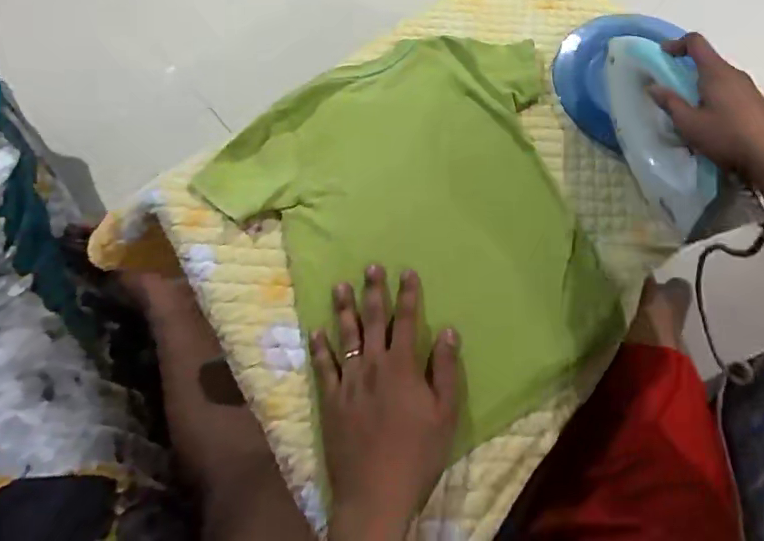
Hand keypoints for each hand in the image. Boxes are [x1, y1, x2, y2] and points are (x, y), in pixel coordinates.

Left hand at [312, 267, 461, 540]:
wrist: (375, 496)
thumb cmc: (418, 453)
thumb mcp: (445, 413)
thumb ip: (445, 369)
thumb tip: (448, 330)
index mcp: (402, 367)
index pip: (406, 320)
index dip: (408, 293)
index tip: (406, 270)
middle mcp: (373, 367)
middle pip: (373, 321)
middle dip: (374, 291)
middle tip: (370, 266)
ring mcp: (348, 384)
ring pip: (345, 338)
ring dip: (343, 310)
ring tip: (339, 286)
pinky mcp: (331, 403)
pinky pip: (323, 369)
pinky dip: (319, 349)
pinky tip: (316, 332)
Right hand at [650, 33, 763, 198]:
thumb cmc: (727, 137)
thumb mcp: (690, 124)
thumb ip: (670, 103)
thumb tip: (653, 87)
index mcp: (716, 72)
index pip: (696, 42)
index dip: (677, 44)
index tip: (664, 54)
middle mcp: (736, 75)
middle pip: (710, 63)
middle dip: (691, 72)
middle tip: (677, 92)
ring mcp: (752, 91)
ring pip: (724, 82)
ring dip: (707, 91)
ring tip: (697, 116)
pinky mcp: (762, 108)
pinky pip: (736, 97)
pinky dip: (722, 103)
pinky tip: (719, 129)